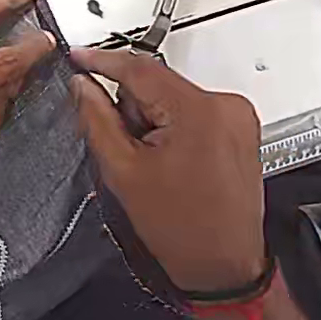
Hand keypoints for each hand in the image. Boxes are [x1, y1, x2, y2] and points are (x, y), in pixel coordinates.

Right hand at [69, 48, 265, 294]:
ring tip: (156, 164)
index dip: (102, 61)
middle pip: (157, 83)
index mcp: (196, 112)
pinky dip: (173, 127)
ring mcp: (237, 115)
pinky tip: (172, 162)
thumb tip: (83, 86)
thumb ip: (97, 118)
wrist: (222, 262)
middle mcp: (225, 105)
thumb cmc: (181, 228)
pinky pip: (192, 110)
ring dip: (152, 119)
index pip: (139, 68)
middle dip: (132, 108)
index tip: (80, 57)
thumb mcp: (123, 171)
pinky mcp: (240, 127)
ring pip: (172, 97)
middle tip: (128, 149)